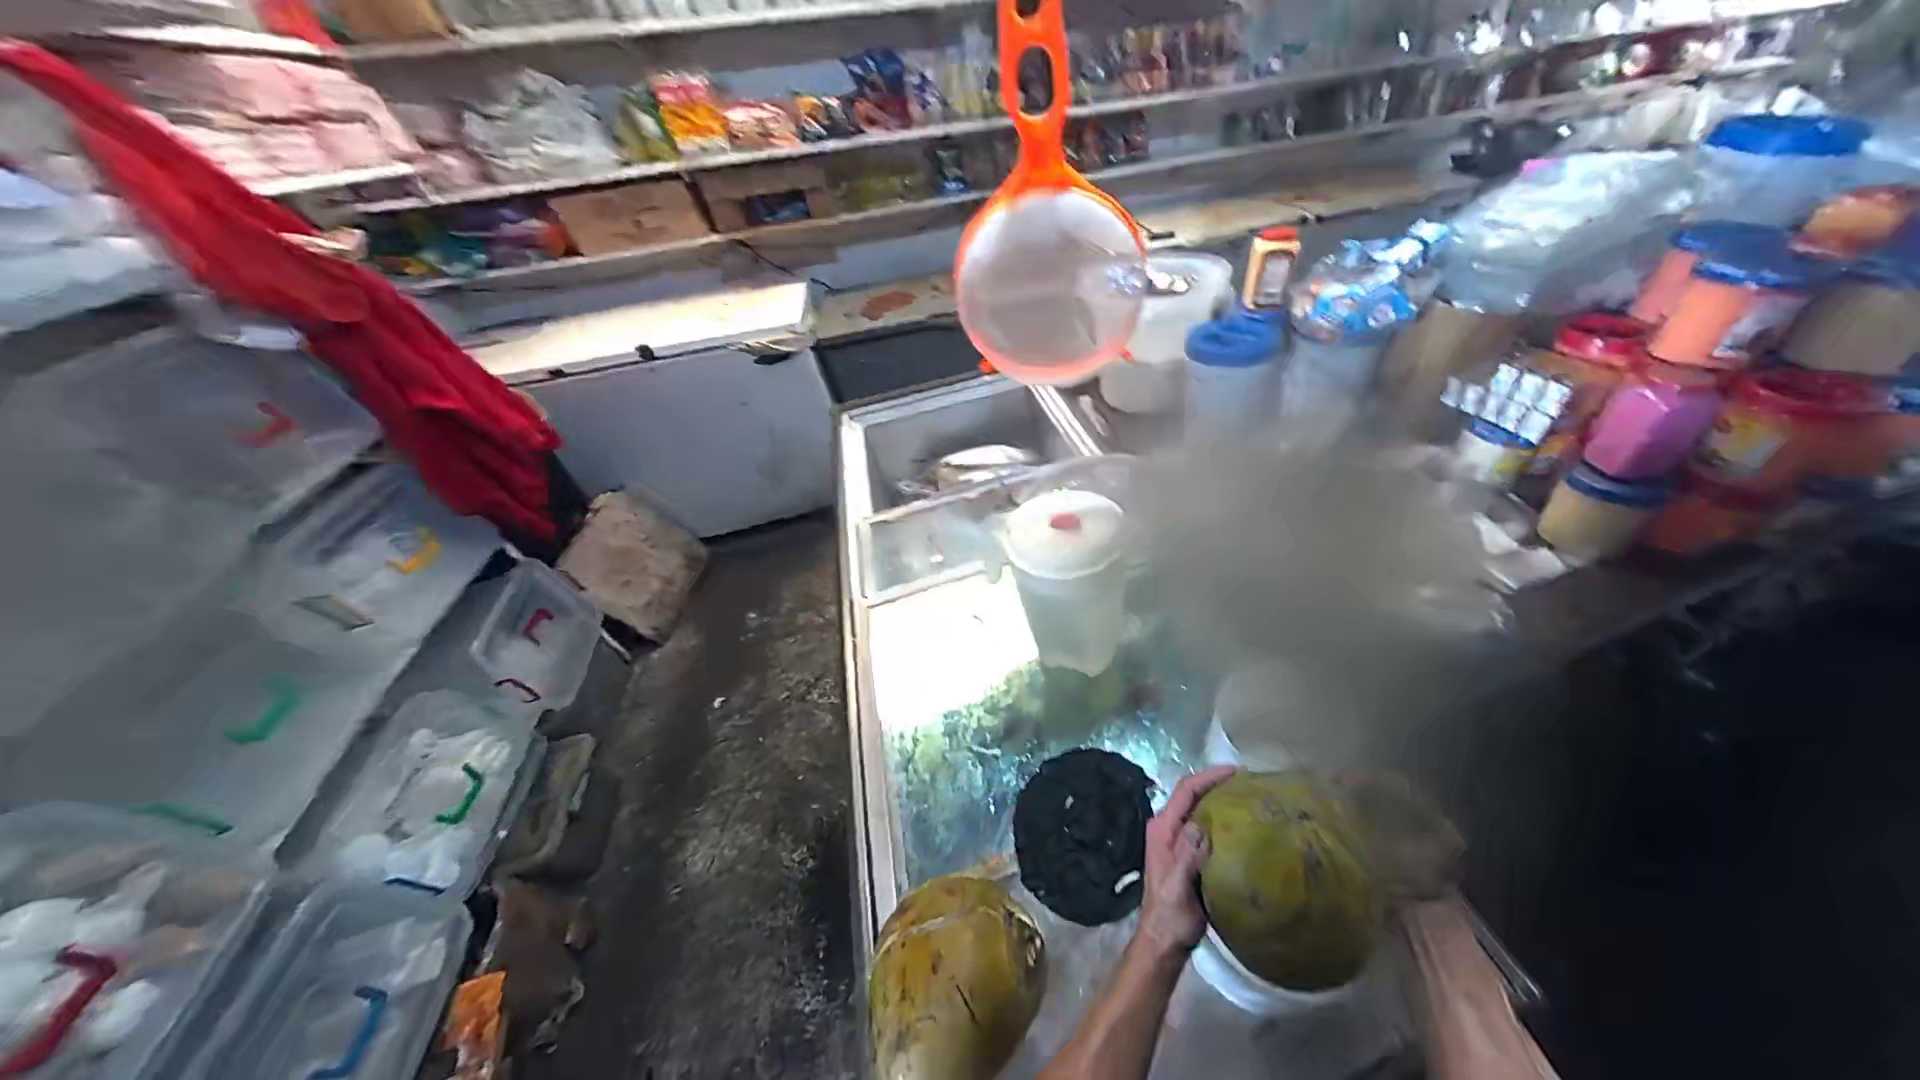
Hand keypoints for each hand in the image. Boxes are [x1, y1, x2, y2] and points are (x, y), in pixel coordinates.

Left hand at [1136, 765, 1236, 957]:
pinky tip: (1240, 825)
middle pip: (1191, 795)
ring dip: (1218, 799)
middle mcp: (1167, 828)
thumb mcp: (1178, 885)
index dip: (1207, 777)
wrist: (1163, 939)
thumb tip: (1201, 824)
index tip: (1234, 771)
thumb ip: (1187, 855)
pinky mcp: (1187, 853)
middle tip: (1248, 783)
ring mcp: (1176, 840)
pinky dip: (1220, 818)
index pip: (1184, 791)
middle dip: (1215, 784)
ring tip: (1248, 797)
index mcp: (1162, 829)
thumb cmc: (1171, 914)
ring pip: (1198, 809)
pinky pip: (1204, 826)